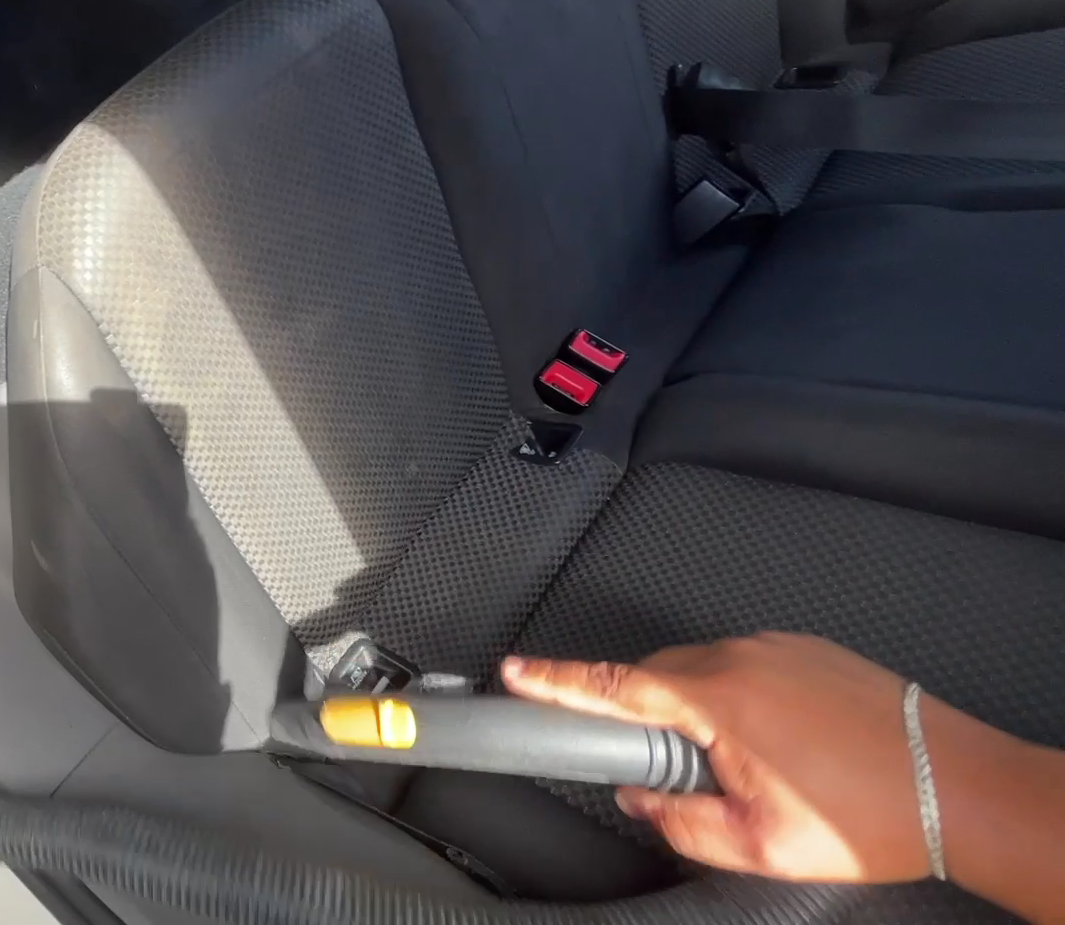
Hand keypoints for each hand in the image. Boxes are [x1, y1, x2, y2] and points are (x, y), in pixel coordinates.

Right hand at [501, 633, 939, 882]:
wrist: (974, 791)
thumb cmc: (874, 819)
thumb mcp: (767, 846)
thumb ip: (681, 824)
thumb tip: (637, 797)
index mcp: (715, 702)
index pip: (611, 684)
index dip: (555, 679)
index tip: (514, 670)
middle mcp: (733, 658)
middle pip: (653, 675)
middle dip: (653, 713)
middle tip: (696, 765)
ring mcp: (769, 644)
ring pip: (696, 666)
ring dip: (700, 704)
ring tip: (760, 755)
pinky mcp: (799, 642)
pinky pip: (739, 659)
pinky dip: (738, 690)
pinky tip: (784, 732)